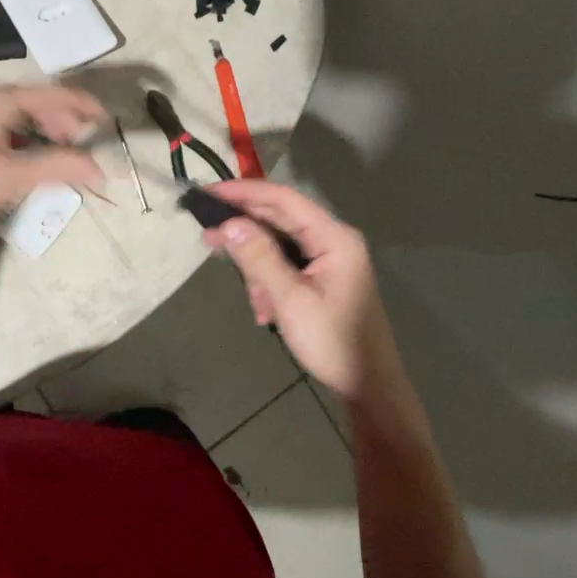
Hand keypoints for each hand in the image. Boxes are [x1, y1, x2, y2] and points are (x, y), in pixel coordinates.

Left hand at [0, 84, 107, 244]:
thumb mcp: (7, 181)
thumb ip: (57, 169)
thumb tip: (99, 169)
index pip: (48, 93)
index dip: (80, 105)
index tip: (105, 119)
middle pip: (31, 100)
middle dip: (61, 122)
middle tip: (81, 148)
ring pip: (13, 112)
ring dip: (40, 131)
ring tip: (56, 157)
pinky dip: (18, 136)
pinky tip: (24, 159)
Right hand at [202, 180, 398, 400]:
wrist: (369, 385)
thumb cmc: (333, 341)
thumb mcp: (290, 300)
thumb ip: (259, 258)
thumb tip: (227, 224)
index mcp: (334, 237)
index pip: (283, 199)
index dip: (244, 192)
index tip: (208, 194)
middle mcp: (333, 239)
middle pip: (280, 219)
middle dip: (245, 232)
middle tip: (207, 238)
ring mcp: (330, 259)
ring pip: (279, 247)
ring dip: (259, 270)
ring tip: (257, 304)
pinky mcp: (324, 277)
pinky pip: (287, 266)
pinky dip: (270, 283)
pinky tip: (267, 312)